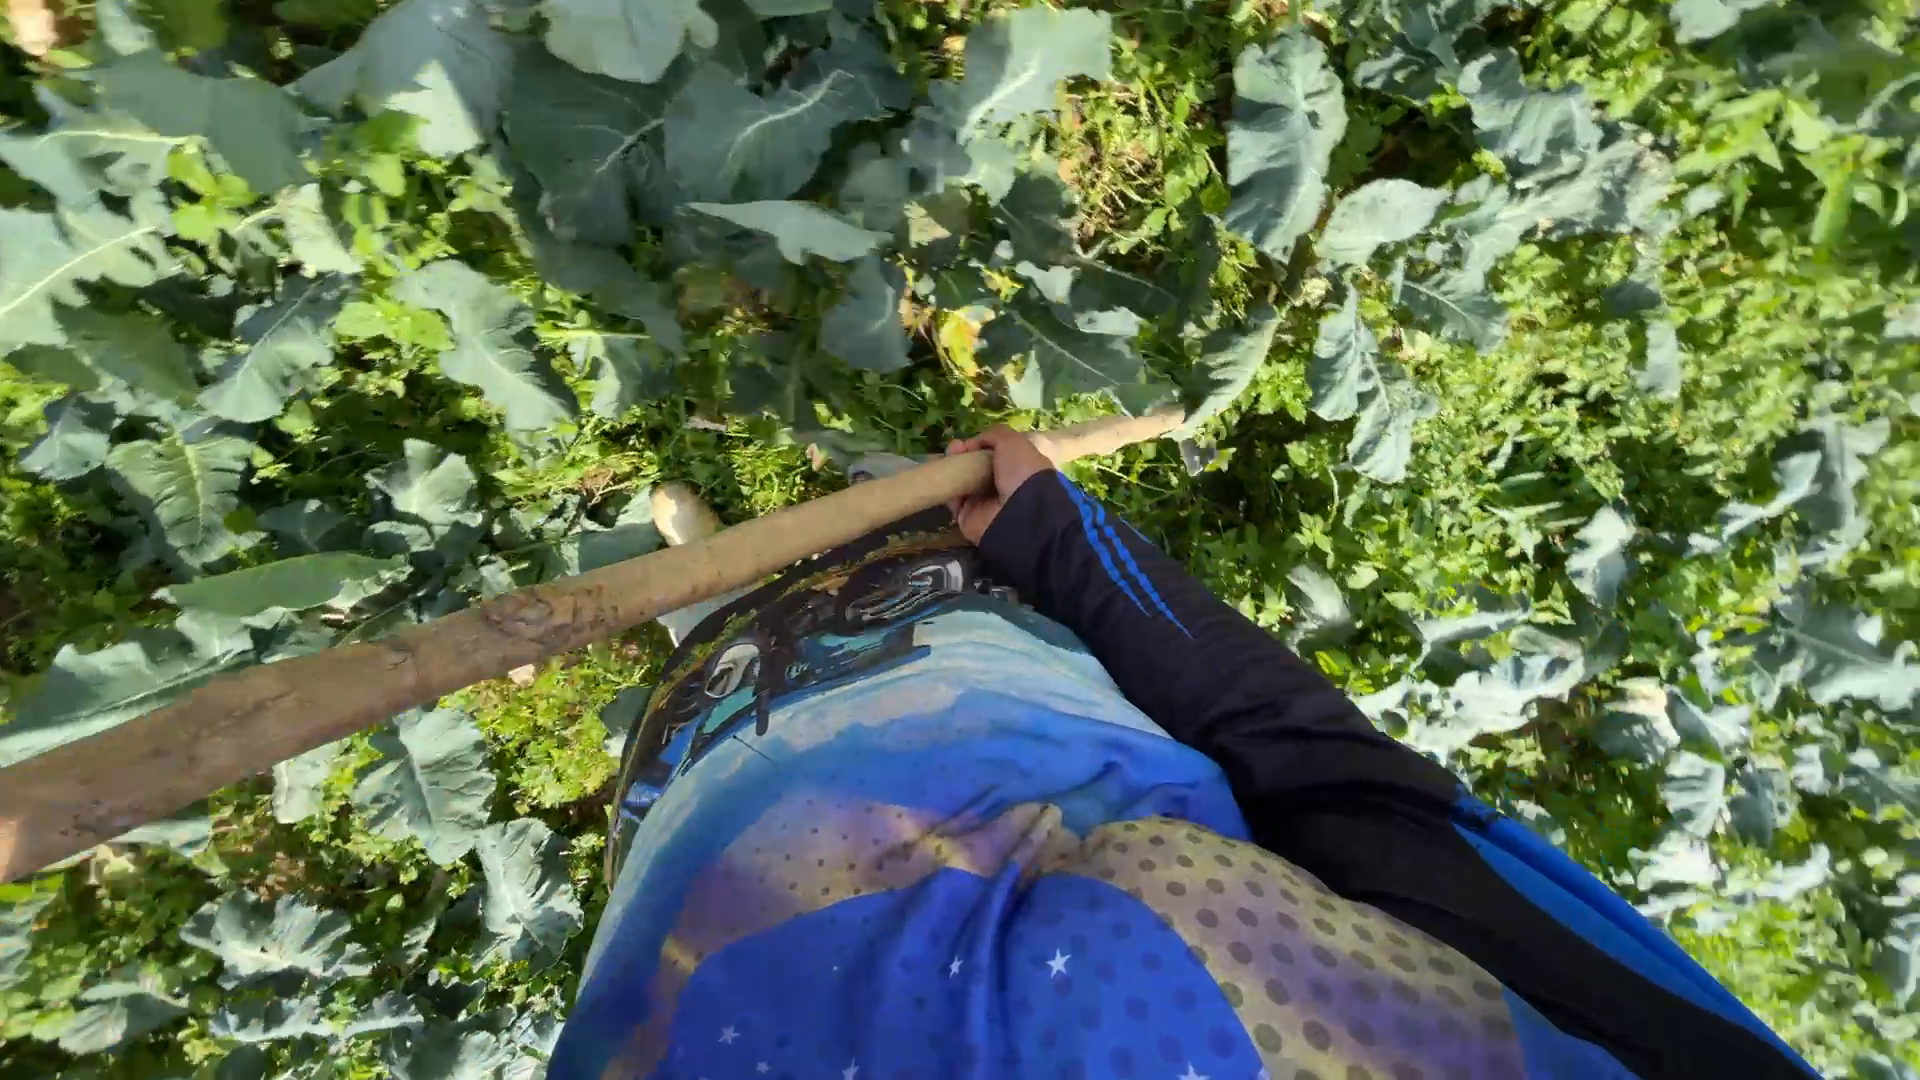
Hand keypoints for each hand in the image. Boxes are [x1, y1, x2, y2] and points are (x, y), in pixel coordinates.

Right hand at [946, 425, 1052, 543]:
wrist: (1019, 513)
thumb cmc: (1021, 472)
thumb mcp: (1014, 443)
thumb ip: (994, 435)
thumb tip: (974, 442)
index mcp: (1019, 469)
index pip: (997, 455)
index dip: (982, 445)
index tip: (971, 441)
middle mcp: (1002, 486)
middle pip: (977, 467)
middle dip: (964, 454)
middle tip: (954, 447)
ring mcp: (985, 502)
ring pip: (963, 481)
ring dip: (953, 467)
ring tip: (948, 456)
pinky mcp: (968, 516)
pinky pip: (953, 499)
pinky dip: (945, 486)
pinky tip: (940, 472)